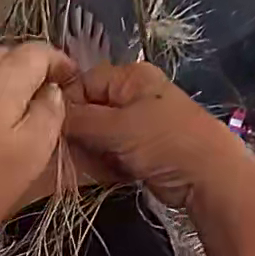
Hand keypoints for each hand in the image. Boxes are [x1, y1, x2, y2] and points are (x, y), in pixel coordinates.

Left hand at [0, 43, 71, 255]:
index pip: (35, 50)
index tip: (75, 82)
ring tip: (24, 119)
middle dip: (32, 70)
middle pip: (6, 58)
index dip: (60, 61)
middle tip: (52, 100)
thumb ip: (48, 114)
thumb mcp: (31, 153)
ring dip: (7, 88)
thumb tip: (51, 91)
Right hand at [61, 61, 254, 210]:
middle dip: (74, 129)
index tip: (51, 125)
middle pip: (89, 108)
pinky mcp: (138, 150)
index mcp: (131, 77)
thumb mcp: (116, 127)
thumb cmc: (164, 141)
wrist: (207, 177)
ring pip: (96, 134)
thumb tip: (47, 112)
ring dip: (86, 149)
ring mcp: (136, 125)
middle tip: (60, 150)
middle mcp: (132, 96)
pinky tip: (91, 172)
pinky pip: (108, 152)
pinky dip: (99, 162)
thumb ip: (78, 119)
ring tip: (74, 163)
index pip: (84, 81)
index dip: (66, 101)